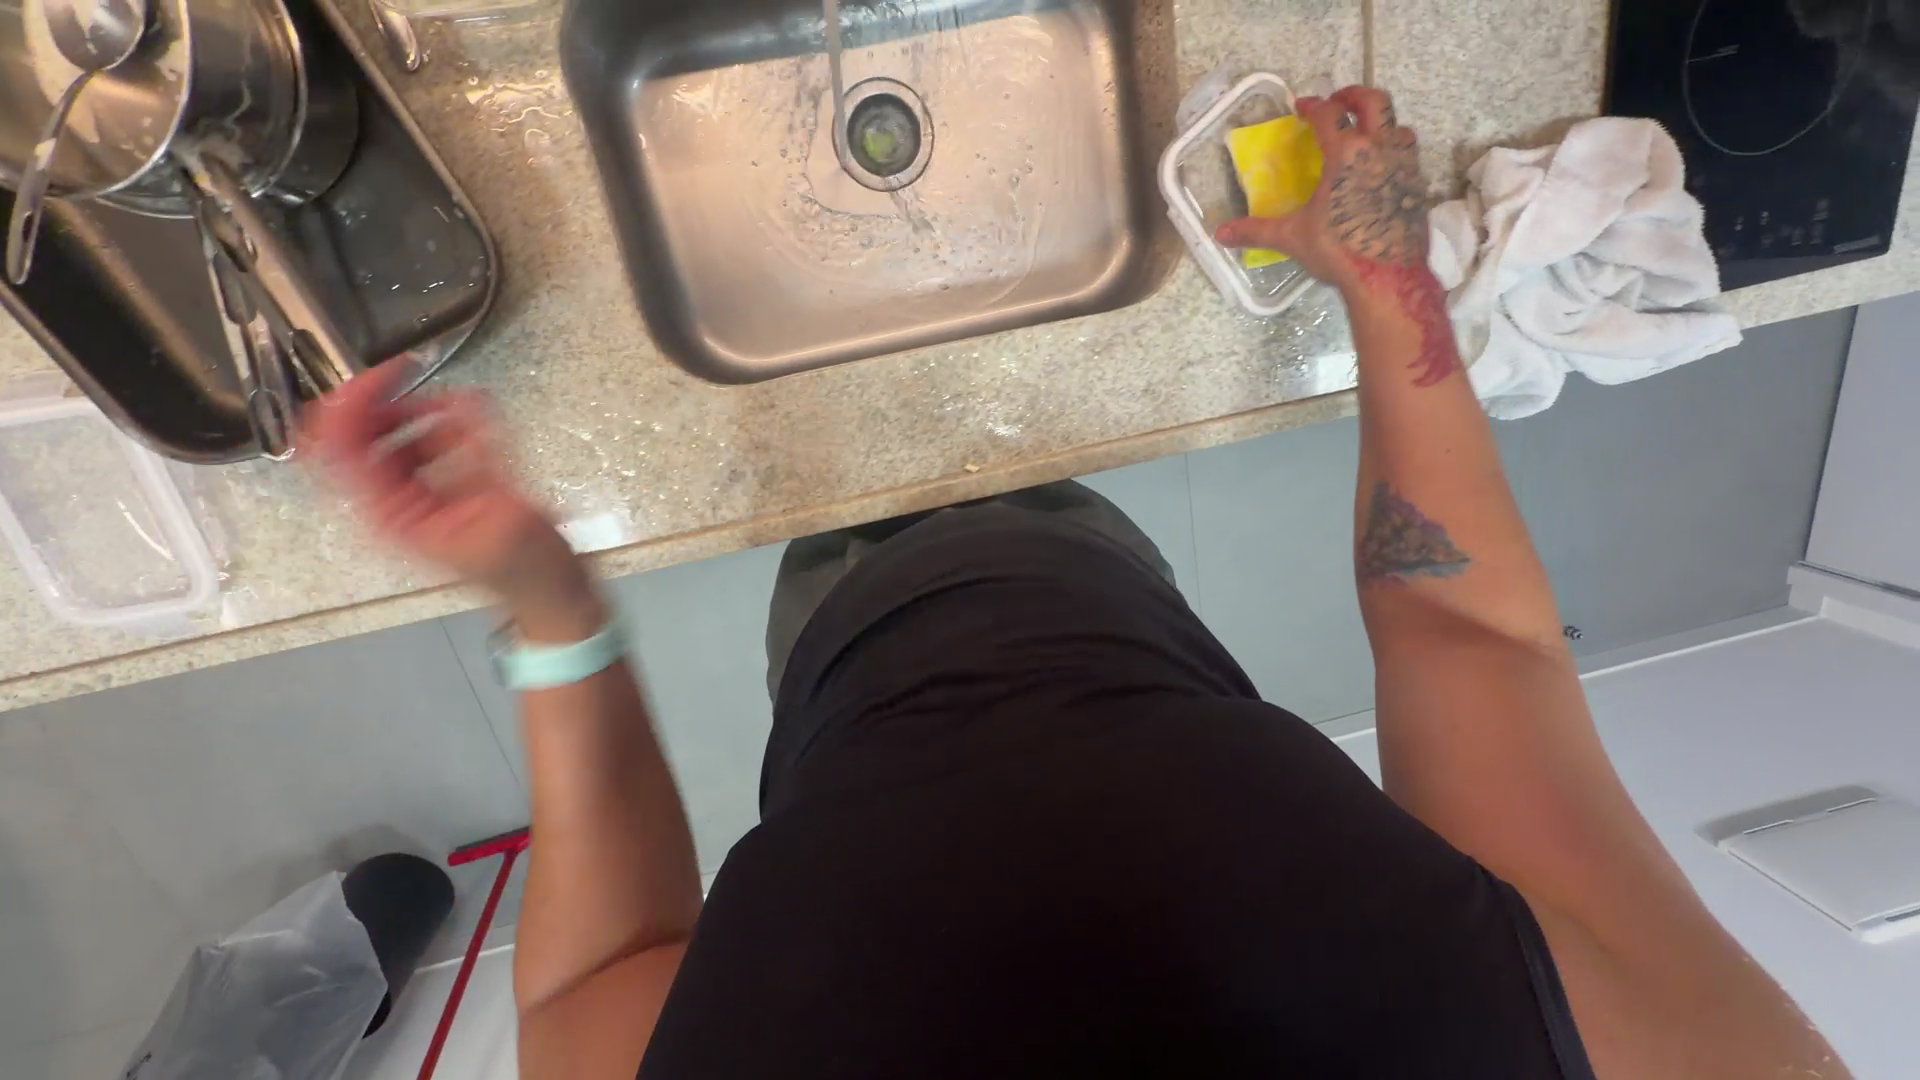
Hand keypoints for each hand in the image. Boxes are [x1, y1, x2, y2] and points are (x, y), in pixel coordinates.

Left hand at [302, 362, 597, 631]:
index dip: (354, 404)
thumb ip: (483, 458)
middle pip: (359, 435)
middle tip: (430, 385)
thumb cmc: (526, 569)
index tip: (393, 373)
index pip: (340, 449)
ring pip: (391, 435)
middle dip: (391, 404)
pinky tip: (474, 421)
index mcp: (393, 516)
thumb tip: (470, 399)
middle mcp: (393, 502)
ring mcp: (416, 495)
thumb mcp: (505, 514)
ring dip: (421, 412)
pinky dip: (444, 425)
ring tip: (464, 408)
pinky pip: (424, 445)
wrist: (549, 593)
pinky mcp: (441, 489)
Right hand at [1215, 86, 1428, 296]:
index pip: (1330, 114)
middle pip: (1374, 102)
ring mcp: (1404, 164)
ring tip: (1364, 133)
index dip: (1314, 106)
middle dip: (1354, 95)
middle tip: (1339, 101)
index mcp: (1346, 153)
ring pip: (1397, 124)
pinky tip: (1380, 169)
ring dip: (1379, 121)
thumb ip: (1256, 231)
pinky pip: (1407, 153)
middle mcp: (1380, 148)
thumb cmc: (1338, 249)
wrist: (1386, 275)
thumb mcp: (1292, 238)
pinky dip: (1392, 149)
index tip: (1302, 106)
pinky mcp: (1416, 184)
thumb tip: (1220, 233)